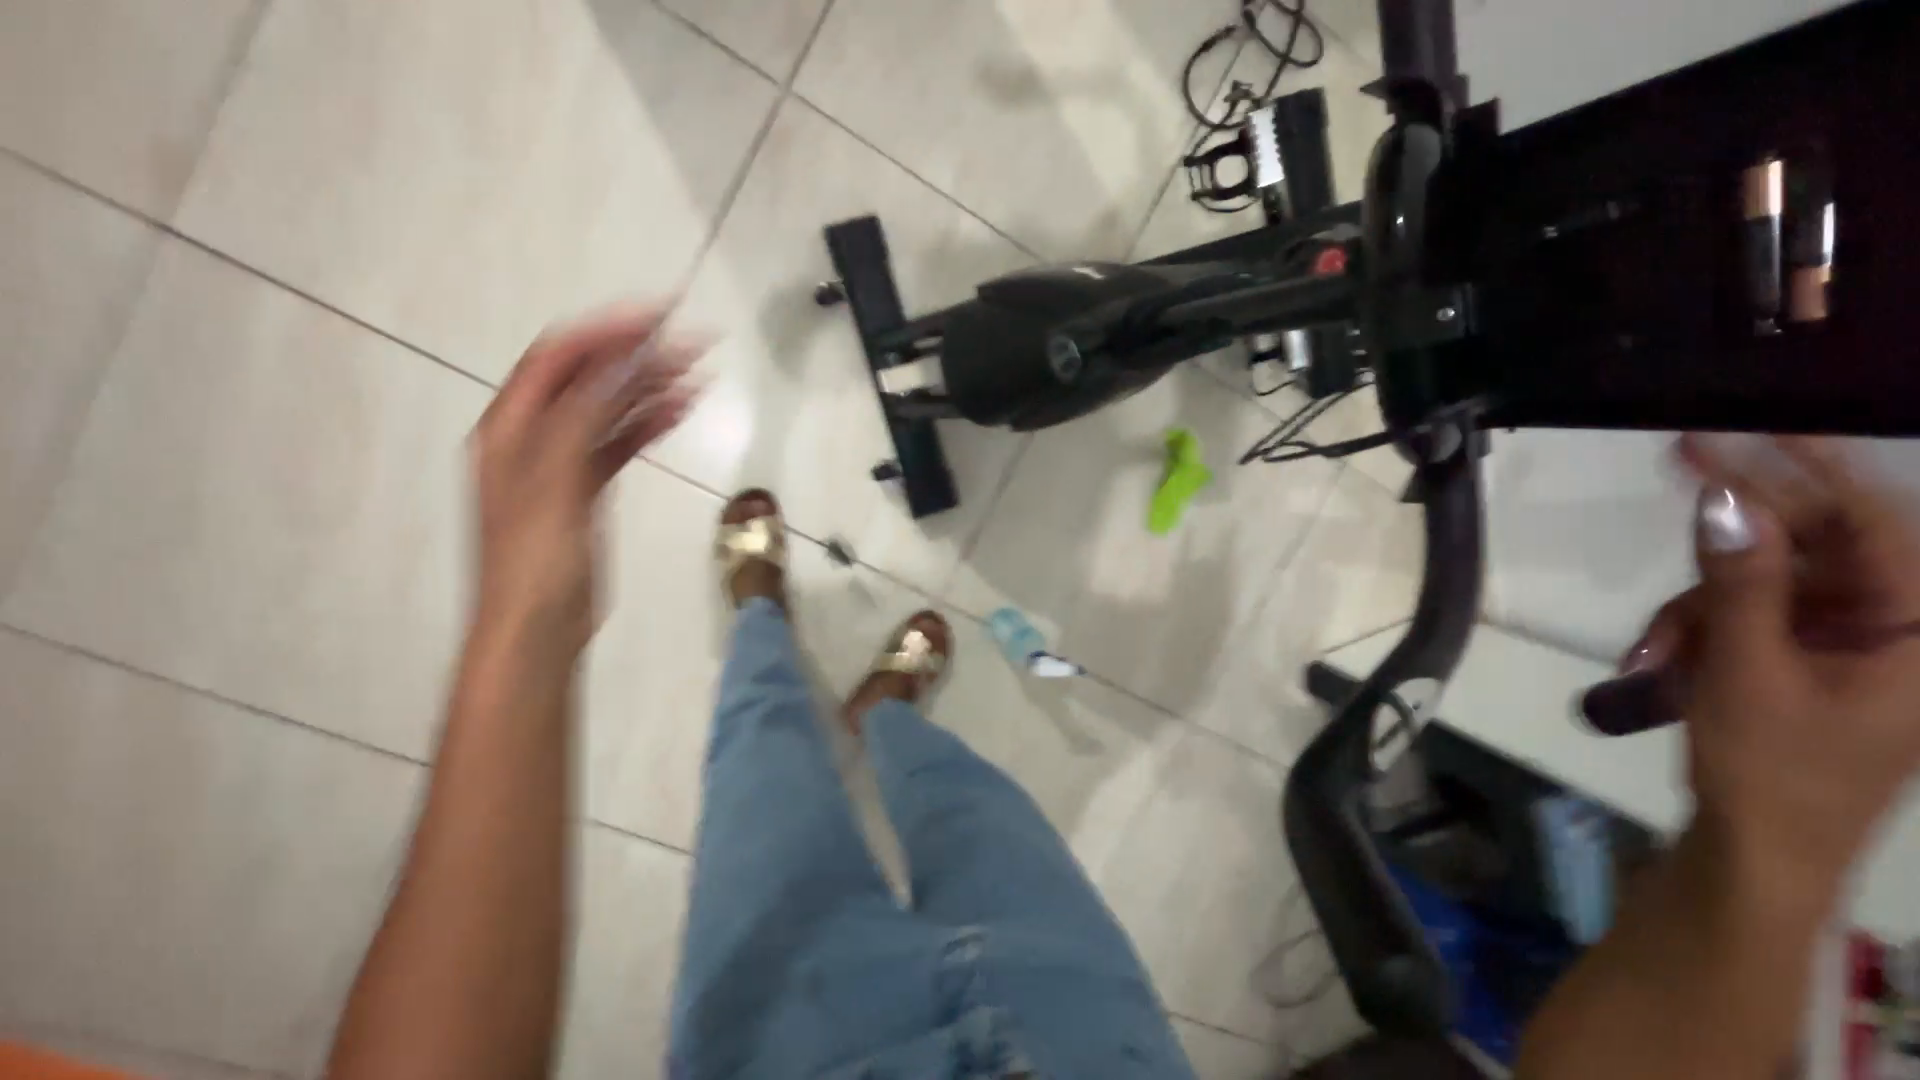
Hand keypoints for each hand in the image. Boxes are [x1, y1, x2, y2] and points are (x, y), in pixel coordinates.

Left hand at [471, 303, 703, 651]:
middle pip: (588, 379)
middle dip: (637, 357)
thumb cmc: (537, 560)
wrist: (534, 632)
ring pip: (607, 409)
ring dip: (648, 388)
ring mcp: (559, 463)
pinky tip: (679, 413)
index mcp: (511, 427)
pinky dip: (646, 424)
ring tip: (696, 376)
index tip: (661, 317)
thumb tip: (624, 359)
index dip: (607, 331)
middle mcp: (532, 436)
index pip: (559, 358)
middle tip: (694, 346)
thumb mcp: (555, 481)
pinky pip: (617, 442)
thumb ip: (585, 415)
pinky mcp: (584, 490)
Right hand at [1624, 436, 1919, 897]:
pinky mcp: (1797, 661)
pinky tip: (1652, 672)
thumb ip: (1738, 582)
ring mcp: (1840, 644)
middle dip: (1726, 545)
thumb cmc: (1772, 772)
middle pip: (1806, 545)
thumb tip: (1724, 499)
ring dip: (1690, 610)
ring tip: (1646, 662)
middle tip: (1672, 471)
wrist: (1758, 859)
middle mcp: (1889, 626)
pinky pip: (1739, 618)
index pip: (1872, 521)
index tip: (1750, 425)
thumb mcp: (1747, 672)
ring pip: (1756, 583)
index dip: (1815, 465)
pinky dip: (1690, 636)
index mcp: (1916, 630)